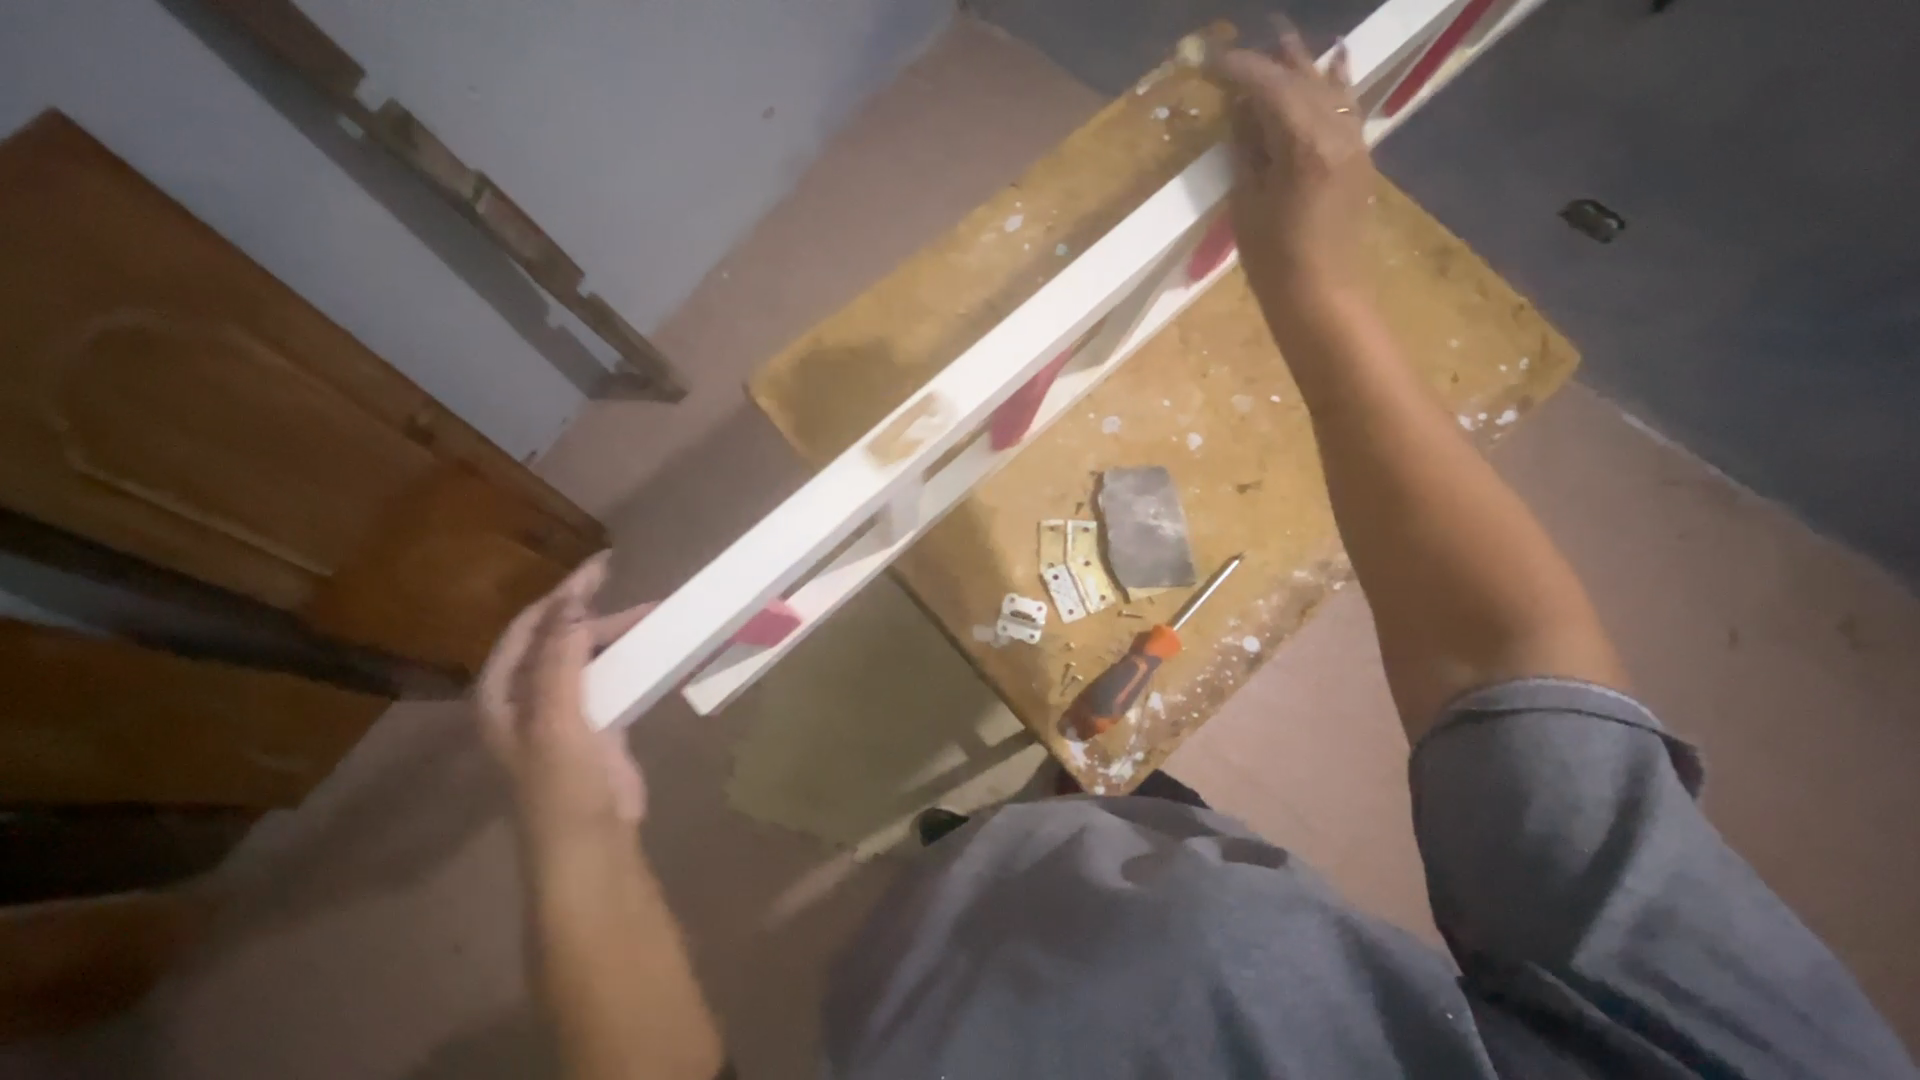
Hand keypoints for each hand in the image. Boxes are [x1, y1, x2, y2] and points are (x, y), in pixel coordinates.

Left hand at [475, 552, 654, 845]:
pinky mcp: (596, 727)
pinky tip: (654, 652)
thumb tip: (571, 603)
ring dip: (617, 636)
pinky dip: (630, 661)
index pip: (529, 627)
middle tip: (645, 602)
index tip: (603, 566)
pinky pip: (611, 680)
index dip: (563, 594)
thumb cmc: (562, 787)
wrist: (590, 847)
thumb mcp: (556, 720)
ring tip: (655, 619)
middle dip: (597, 615)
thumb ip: (560, 659)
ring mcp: (563, 712)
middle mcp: (527, 697)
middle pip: (560, 639)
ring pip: (588, 657)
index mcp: (503, 693)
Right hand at [1218, 27, 1375, 306]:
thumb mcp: (1247, 201)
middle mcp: (1337, 131)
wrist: (1322, 296)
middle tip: (1237, 49)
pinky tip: (1333, 60)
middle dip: (1269, 61)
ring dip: (1301, 65)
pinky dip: (1336, 82)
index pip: (1270, 87)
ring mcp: (1354, 142)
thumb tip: (1241, 107)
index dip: (1239, 68)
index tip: (1210, 60)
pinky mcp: (1359, 157)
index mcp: (1305, 144)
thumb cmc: (1273, 260)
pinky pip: (1348, 106)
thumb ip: (1247, 147)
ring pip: (1329, 88)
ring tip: (1281, 40)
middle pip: (1302, 80)